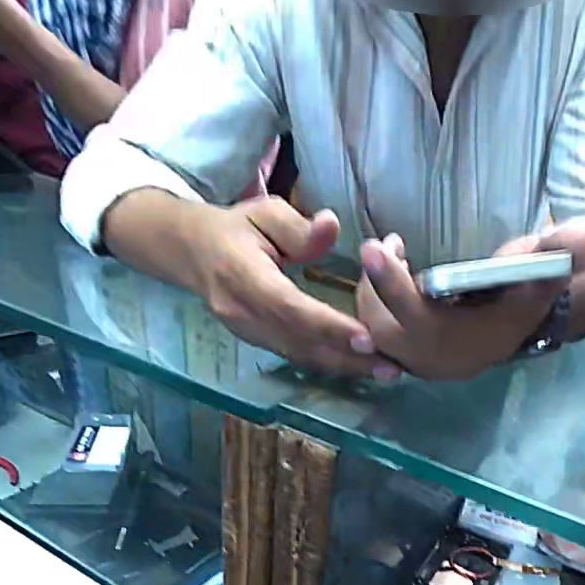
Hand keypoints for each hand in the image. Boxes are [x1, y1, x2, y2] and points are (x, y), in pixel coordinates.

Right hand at [180, 196, 396, 378]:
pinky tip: (361, 367)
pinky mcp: (259, 343)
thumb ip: (298, 226)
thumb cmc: (234, 228)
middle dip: (348, 358)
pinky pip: (297, 357)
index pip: (290, 308)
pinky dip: (331, 364)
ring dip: (345, 368)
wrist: (192, 253)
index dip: (328, 327)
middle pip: (300, 343)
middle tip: (392, 368)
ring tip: (386, 372)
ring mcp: (249, 333)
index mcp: (241, 276)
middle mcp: (243, 313)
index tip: (367, 338)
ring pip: (300, 356)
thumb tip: (332, 227)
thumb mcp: (263, 212)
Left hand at [354, 223, 584, 381]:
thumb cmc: (525, 293)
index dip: (392, 285)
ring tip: (391, 250)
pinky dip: (372, 297)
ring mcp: (414, 358)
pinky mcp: (402, 350)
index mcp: (463, 344)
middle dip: (377, 283)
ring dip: (373, 287)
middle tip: (385, 245)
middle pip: (382, 325)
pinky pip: (371, 327)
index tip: (374, 247)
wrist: (513, 320)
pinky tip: (390, 266)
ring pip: (371, 324)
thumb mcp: (545, 270)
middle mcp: (433, 358)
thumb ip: (569, 253)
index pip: (417, 318)